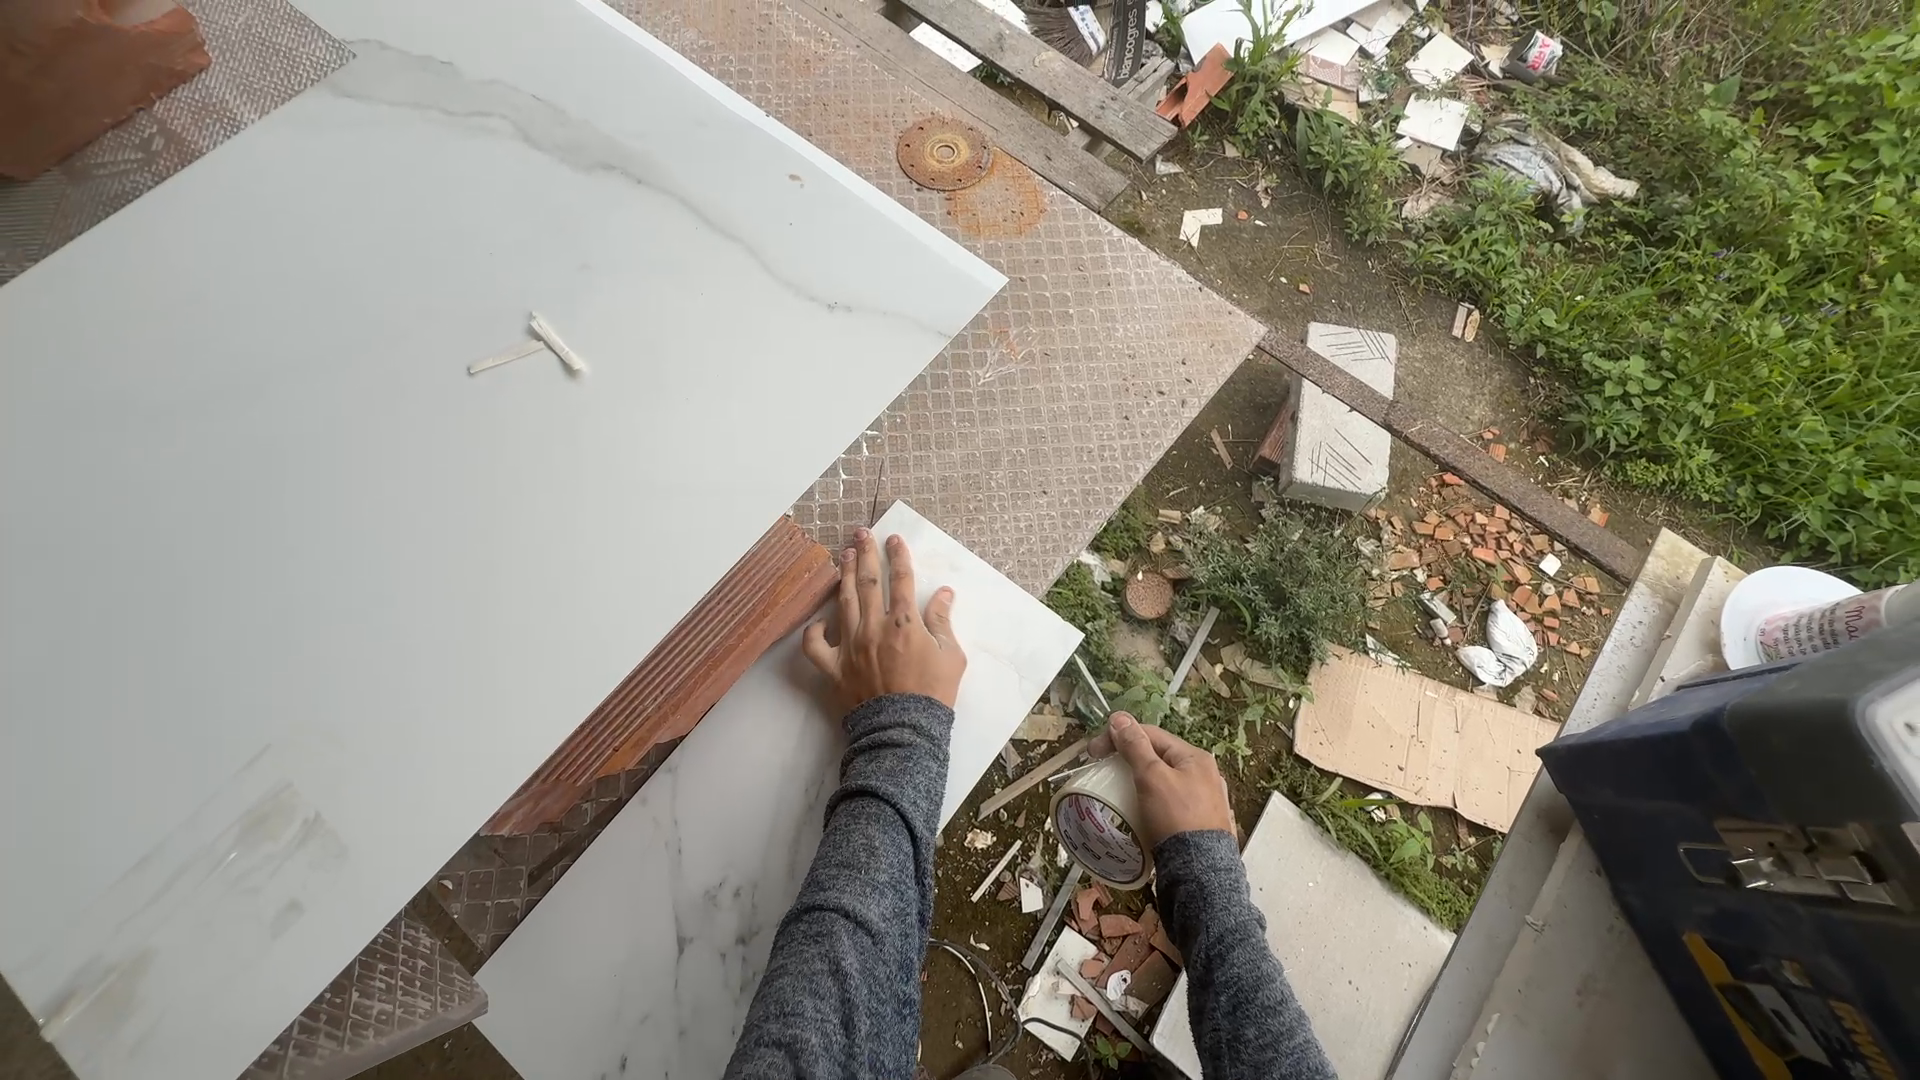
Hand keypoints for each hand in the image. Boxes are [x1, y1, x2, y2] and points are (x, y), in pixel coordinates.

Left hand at [803, 528, 965, 710]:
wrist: (904, 731)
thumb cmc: (933, 694)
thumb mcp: (951, 657)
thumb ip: (943, 622)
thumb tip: (944, 594)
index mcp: (905, 623)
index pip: (901, 580)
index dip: (898, 556)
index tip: (894, 539)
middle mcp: (874, 628)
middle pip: (869, 583)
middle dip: (866, 554)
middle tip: (862, 533)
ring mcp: (850, 647)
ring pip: (844, 603)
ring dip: (845, 576)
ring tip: (844, 556)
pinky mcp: (834, 668)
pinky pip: (816, 647)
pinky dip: (814, 632)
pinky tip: (820, 621)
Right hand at [1088, 712, 1234, 849]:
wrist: (1199, 874)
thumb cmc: (1175, 818)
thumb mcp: (1151, 777)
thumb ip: (1135, 746)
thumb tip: (1119, 718)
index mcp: (1195, 757)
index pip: (1150, 734)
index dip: (1119, 736)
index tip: (1093, 752)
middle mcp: (1205, 774)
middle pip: (1158, 756)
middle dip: (1129, 758)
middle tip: (1104, 770)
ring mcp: (1204, 800)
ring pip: (1163, 779)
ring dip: (1140, 780)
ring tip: (1120, 791)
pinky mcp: (1199, 822)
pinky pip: (1170, 801)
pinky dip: (1151, 799)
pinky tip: (1142, 809)